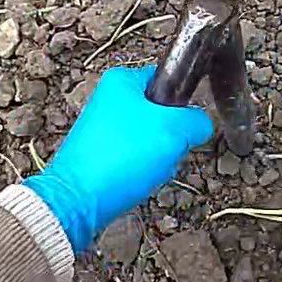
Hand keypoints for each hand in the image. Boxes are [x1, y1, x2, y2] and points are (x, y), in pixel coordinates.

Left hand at [25, 66, 213, 251]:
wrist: (81, 200)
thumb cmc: (121, 157)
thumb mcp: (175, 129)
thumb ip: (197, 120)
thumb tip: (200, 125)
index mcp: (123, 80)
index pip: (170, 82)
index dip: (183, 105)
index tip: (182, 124)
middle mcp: (110, 100)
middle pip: (164, 114)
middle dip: (172, 137)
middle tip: (166, 149)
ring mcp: (105, 128)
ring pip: (154, 139)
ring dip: (161, 156)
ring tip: (150, 167)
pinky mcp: (103, 154)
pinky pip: (138, 158)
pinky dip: (144, 170)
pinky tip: (139, 179)